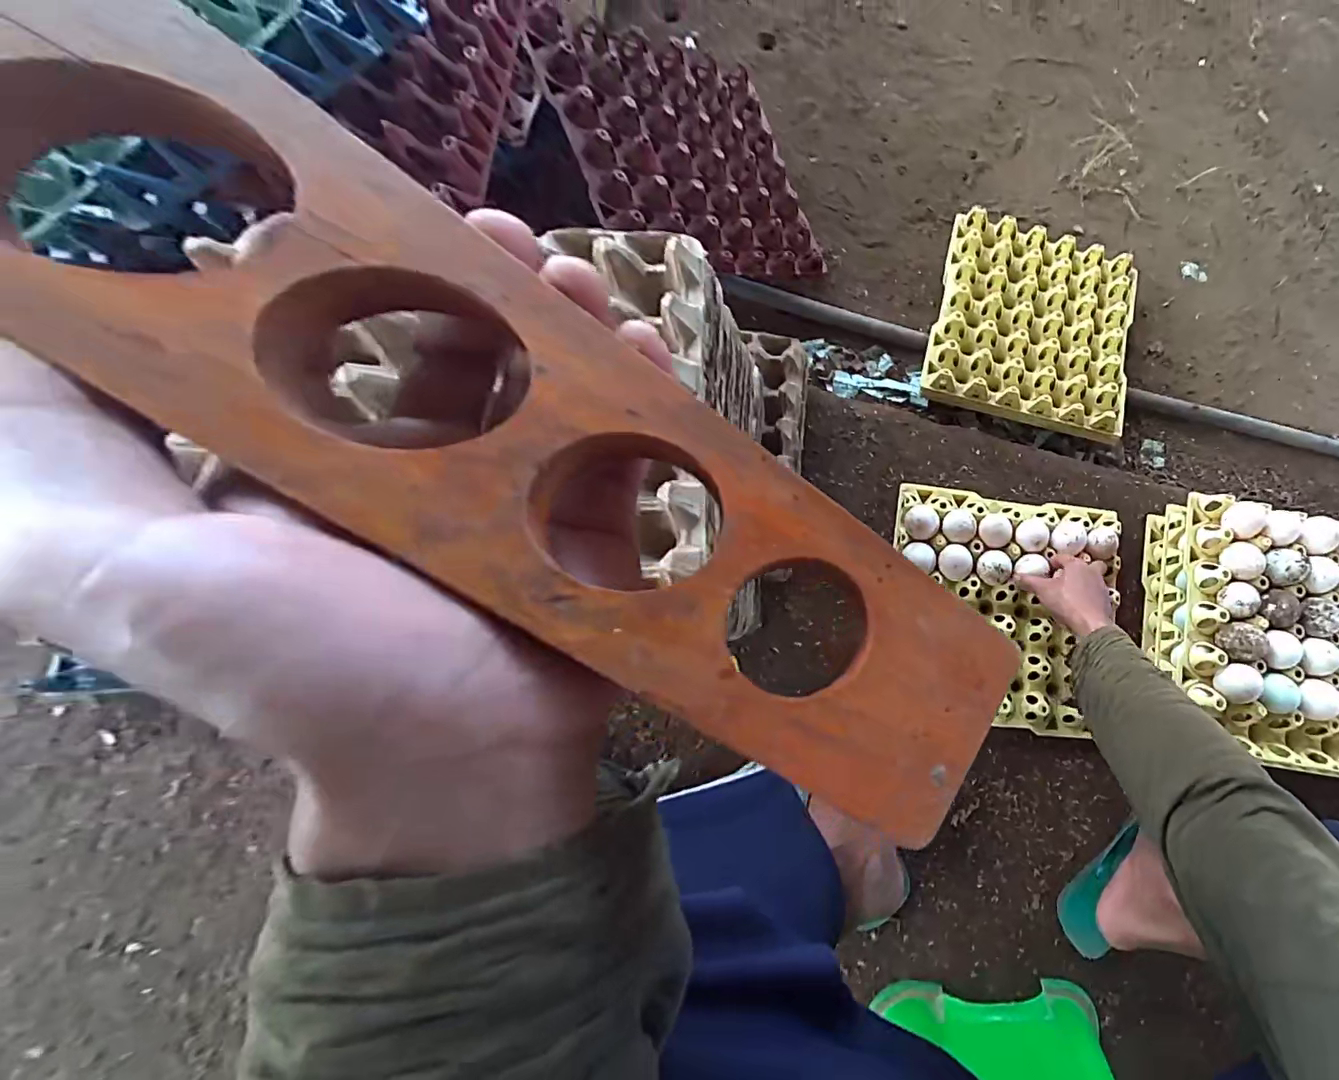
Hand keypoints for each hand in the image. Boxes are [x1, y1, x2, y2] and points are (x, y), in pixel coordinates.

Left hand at [0, 210, 671, 879]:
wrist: (462, 758)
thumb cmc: (305, 667)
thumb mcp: (120, 565)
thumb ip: (47, 451)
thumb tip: (24, 315)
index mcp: (322, 462)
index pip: (347, 343)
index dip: (373, 274)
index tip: (400, 223)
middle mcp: (427, 470)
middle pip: (465, 354)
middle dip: (489, 287)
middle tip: (513, 240)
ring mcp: (526, 494)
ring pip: (551, 389)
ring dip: (571, 326)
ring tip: (583, 281)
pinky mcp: (598, 522)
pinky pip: (623, 443)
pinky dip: (641, 393)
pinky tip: (647, 348)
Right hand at [1016, 553, 1114, 638]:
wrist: (1092, 625)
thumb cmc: (1067, 603)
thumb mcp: (1043, 591)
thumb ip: (1030, 581)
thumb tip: (1017, 576)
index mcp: (1076, 565)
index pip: (1062, 557)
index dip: (1053, 562)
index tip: (1047, 569)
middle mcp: (1091, 571)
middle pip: (1083, 564)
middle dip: (1074, 569)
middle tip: (1063, 578)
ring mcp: (1101, 585)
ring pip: (1092, 577)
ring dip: (1083, 582)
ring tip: (1071, 592)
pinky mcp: (1106, 600)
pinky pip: (1096, 593)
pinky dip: (1089, 596)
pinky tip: (1081, 605)